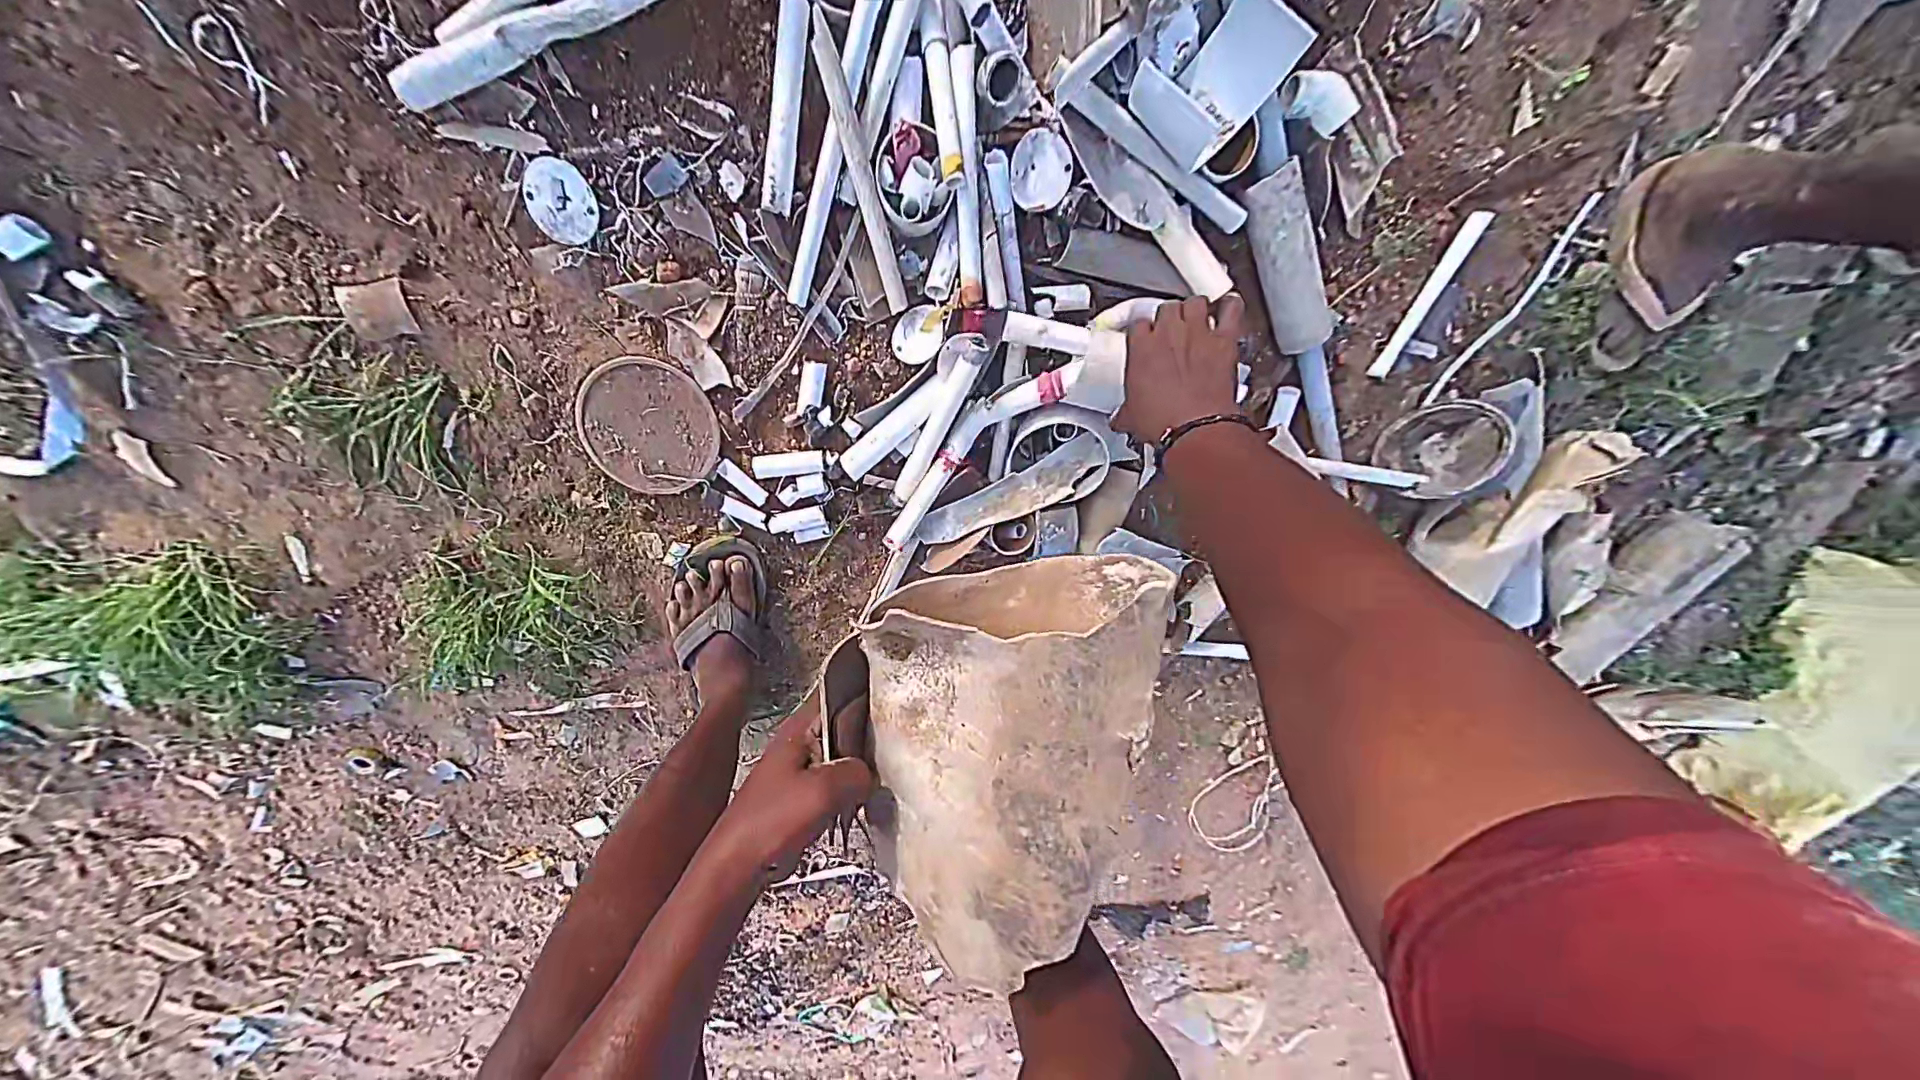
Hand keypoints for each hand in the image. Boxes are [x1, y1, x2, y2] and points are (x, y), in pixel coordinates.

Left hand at [708, 697, 873, 880]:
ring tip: (857, 792)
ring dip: (853, 776)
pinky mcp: (797, 795)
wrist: (737, 867)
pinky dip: (842, 797)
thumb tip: (870, 774)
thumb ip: (857, 772)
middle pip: (845, 731)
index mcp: (799, 729)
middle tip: (874, 764)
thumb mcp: (825, 790)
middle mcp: (796, 744)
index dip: (864, 703)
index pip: (839, 698)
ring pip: (840, 761)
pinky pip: (833, 786)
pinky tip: (842, 812)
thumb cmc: (766, 825)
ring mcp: (796, 770)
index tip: (884, 718)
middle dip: (863, 747)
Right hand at [1111, 295, 1247, 443]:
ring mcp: (1197, 333)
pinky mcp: (1223, 340)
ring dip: (1196, 309)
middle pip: (1167, 308)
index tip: (1146, 341)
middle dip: (1170, 318)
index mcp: (1141, 347)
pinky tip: (1229, 309)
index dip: (1144, 332)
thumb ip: (1125, 411)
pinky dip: (1231, 307)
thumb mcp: (1131, 416)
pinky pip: (1231, 309)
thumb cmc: (1163, 421)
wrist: (1193, 428)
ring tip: (1196, 319)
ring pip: (1195, 302)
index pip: (1138, 325)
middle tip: (1172, 333)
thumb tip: (1122, 418)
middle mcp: (1168, 333)